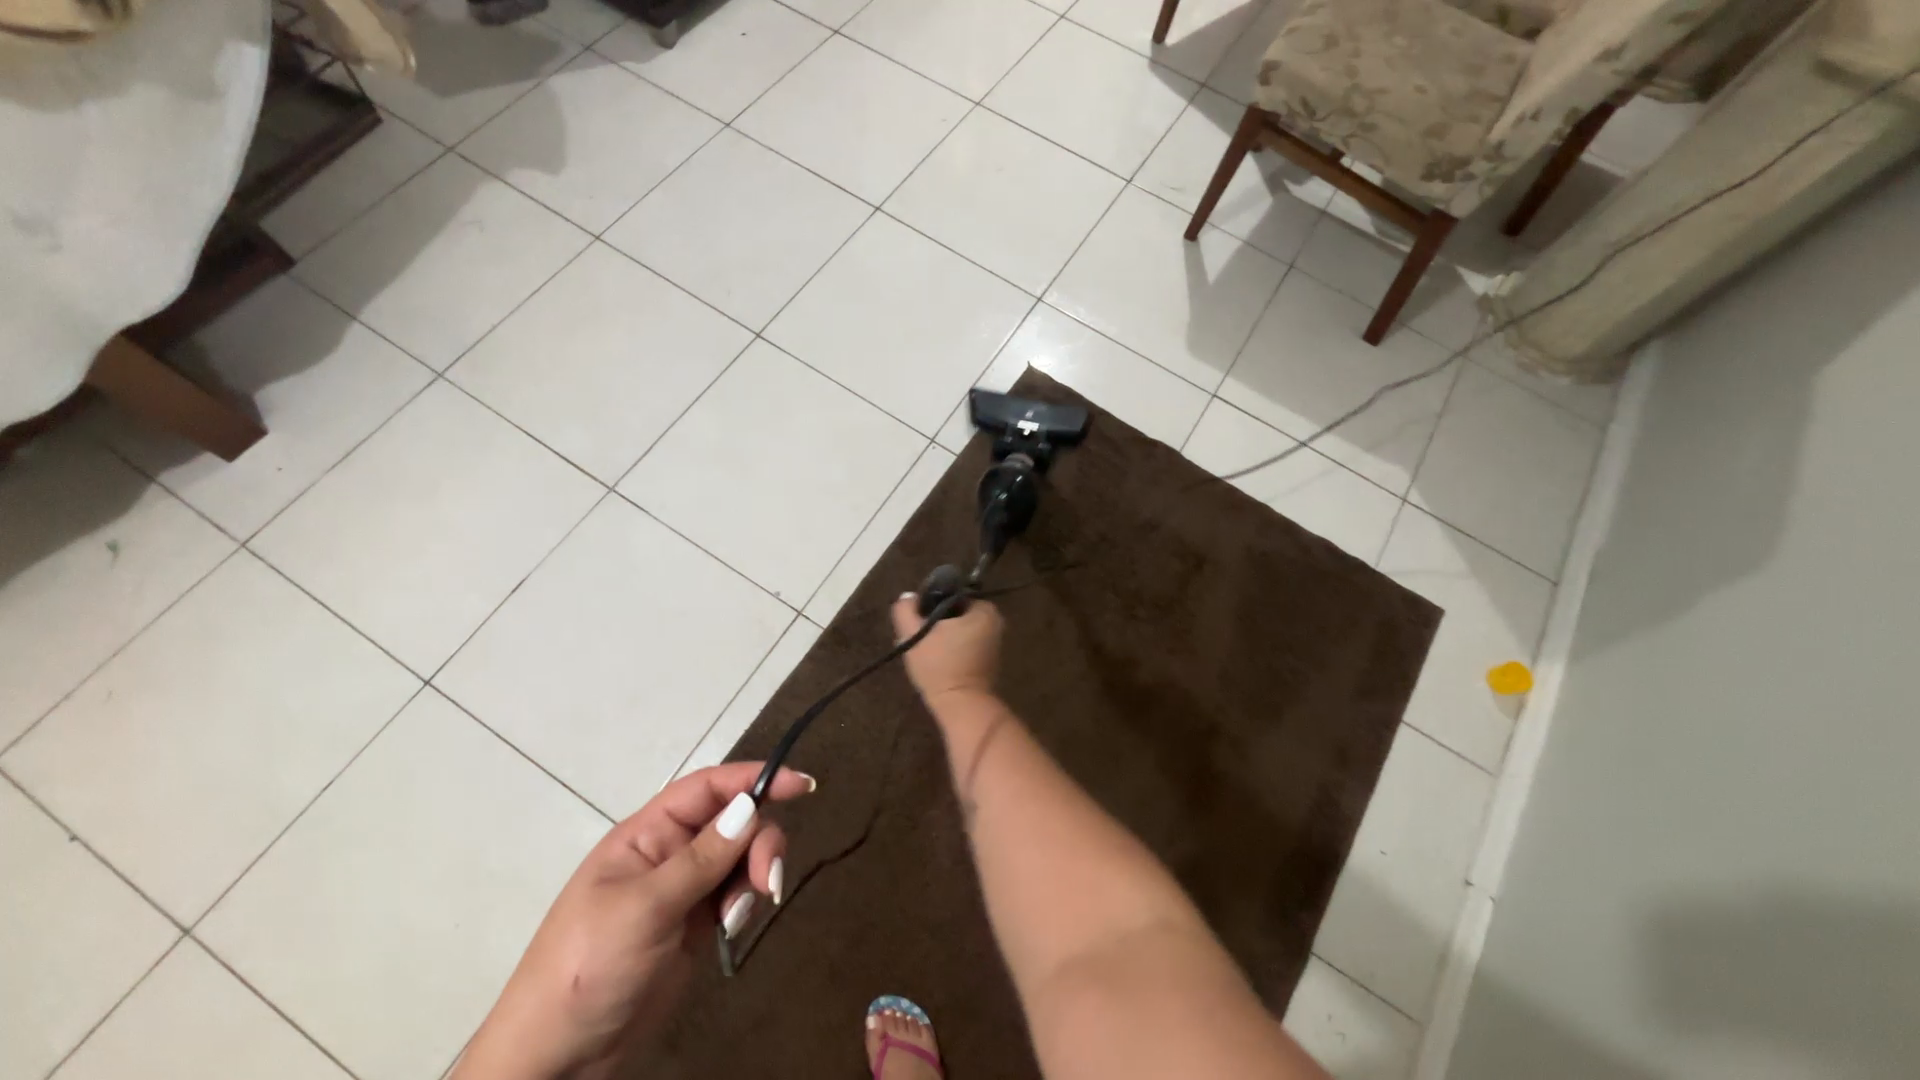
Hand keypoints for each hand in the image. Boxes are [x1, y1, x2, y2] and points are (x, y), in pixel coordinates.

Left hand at [453, 763, 813, 1079]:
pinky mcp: (696, 925)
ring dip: (753, 879)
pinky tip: (731, 931)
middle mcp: (669, 853)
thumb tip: (751, 805)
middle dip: (759, 844)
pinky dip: (745, 905)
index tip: (802, 785)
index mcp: (646, 835)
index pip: (708, 787)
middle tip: (769, 883)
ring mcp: (684, 891)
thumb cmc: (588, 966)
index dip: (754, 778)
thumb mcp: (645, 908)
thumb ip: (702, 858)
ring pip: (741, 859)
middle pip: (735, 822)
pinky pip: (736, 895)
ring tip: (736, 919)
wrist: (560, 1054)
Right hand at [892, 593, 1002, 704]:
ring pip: (958, 630)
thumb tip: (907, 597)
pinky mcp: (988, 661)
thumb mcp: (914, 635)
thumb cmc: (940, 666)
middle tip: (915, 636)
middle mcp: (995, 622)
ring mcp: (994, 643)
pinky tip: (934, 661)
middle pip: (954, 613)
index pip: (951, 595)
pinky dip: (950, 650)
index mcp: (984, 610)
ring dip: (940, 637)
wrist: (961, 706)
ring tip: (921, 650)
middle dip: (934, 622)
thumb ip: (906, 610)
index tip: (915, 620)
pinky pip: (964, 646)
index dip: (929, 604)